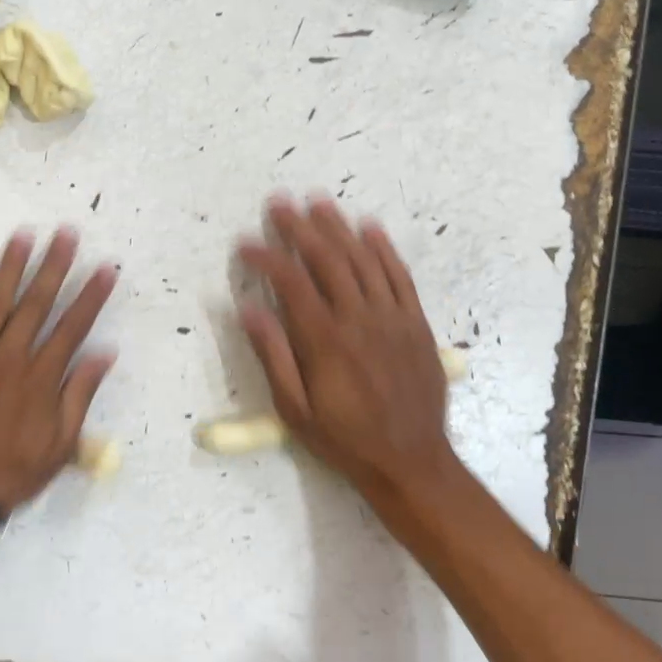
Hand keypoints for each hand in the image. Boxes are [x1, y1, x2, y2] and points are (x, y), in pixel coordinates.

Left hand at [0, 229, 117, 509]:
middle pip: (36, 304)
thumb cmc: (14, 472)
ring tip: (24, 236)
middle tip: (66, 233)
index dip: (91, 295)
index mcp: (40, 378)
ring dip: (12, 268)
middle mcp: (8, 358)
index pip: (73, 326)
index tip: (106, 268)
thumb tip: (102, 355)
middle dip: (54, 266)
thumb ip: (79, 395)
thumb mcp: (60, 444)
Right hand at [238, 191, 457, 507]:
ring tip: (318, 202)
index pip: (291, 283)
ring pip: (364, 260)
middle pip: (328, 260)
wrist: (410, 458)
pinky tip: (370, 228)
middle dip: (301, 228)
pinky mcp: (416, 323)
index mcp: (325, 341)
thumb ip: (273, 356)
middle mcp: (360, 319)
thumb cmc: (343, 438)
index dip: (267, 257)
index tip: (245, 243)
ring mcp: (393, 317)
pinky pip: (400, 276)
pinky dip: (384, 249)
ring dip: (339, 228)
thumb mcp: (294, 409)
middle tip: (280, 203)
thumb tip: (248, 310)